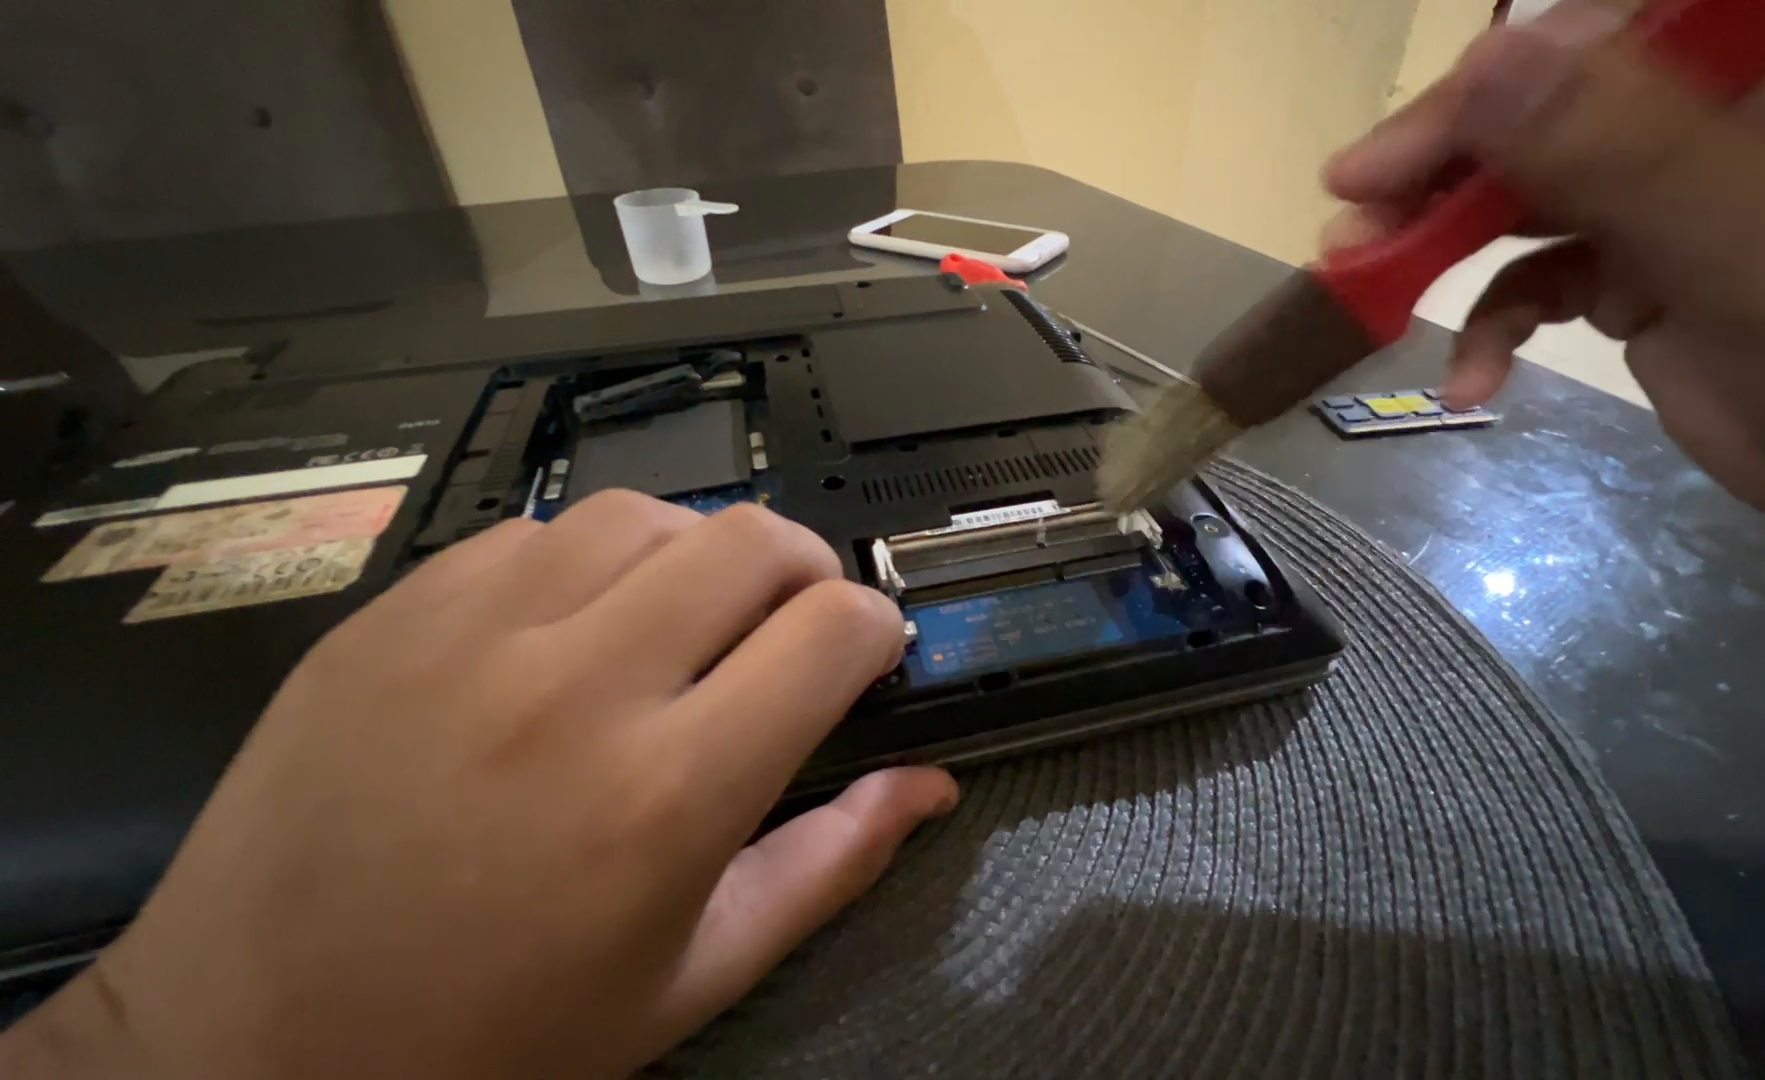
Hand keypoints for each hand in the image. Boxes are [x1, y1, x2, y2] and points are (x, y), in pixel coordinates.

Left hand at [1, 493, 957, 1078]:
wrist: (239, 1056)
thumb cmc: (503, 1035)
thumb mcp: (698, 972)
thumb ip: (835, 861)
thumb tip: (931, 784)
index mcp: (668, 793)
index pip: (831, 632)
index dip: (877, 628)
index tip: (868, 654)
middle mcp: (577, 687)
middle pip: (753, 541)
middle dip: (808, 570)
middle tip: (795, 622)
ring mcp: (471, 634)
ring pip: (648, 513)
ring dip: (700, 553)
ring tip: (690, 614)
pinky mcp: (394, 613)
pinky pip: (537, 532)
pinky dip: (594, 560)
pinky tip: (577, 621)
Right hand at [1323, 0, 1764, 573]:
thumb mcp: (1748, 242)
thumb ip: (1620, 147)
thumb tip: (1483, 60)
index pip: (1619, 31)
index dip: (1491, 87)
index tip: (1381, 161)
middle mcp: (1740, 102)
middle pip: (1554, 110)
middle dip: (1445, 179)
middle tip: (1350, 228)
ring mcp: (1685, 188)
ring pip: (1531, 193)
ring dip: (1445, 249)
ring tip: (1368, 288)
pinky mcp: (1645, 266)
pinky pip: (1542, 277)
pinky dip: (1493, 327)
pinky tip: (1473, 380)